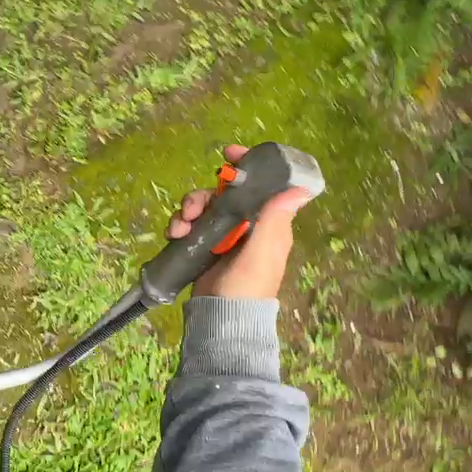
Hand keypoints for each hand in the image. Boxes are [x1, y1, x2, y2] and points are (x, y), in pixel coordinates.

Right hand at [166, 144, 313, 299]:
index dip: (247, 167)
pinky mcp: (202, 246)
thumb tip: (298, 190)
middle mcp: (245, 225)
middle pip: (223, 194)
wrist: (222, 317)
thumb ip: (274, 221)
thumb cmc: (246, 287)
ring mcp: (222, 236)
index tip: (229, 154)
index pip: (261, 186)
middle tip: (192, 208)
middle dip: (204, 195)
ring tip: (180, 225)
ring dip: (188, 210)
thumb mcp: (262, 253)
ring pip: (203, 207)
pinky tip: (174, 234)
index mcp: (267, 224)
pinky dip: (179, 224)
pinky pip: (189, 224)